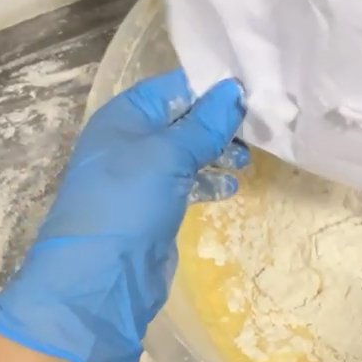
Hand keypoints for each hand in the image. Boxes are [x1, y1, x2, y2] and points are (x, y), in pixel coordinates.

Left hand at [0, 70, 246, 361]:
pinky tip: (230, 187)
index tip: (253, 91)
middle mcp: (131, 140)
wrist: (102, 274)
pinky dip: (208, 181)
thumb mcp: (169, 154)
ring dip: (217, 152)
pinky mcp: (153, 206)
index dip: (211, 87)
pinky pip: (185, 182)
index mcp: (126, 115)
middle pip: (183, 118)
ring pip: (187, 152)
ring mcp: (141, 176)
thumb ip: (204, 123)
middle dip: (219, 122)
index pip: (174, 87)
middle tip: (259, 129)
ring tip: (248, 160)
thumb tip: (235, 90)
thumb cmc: (129, 202)